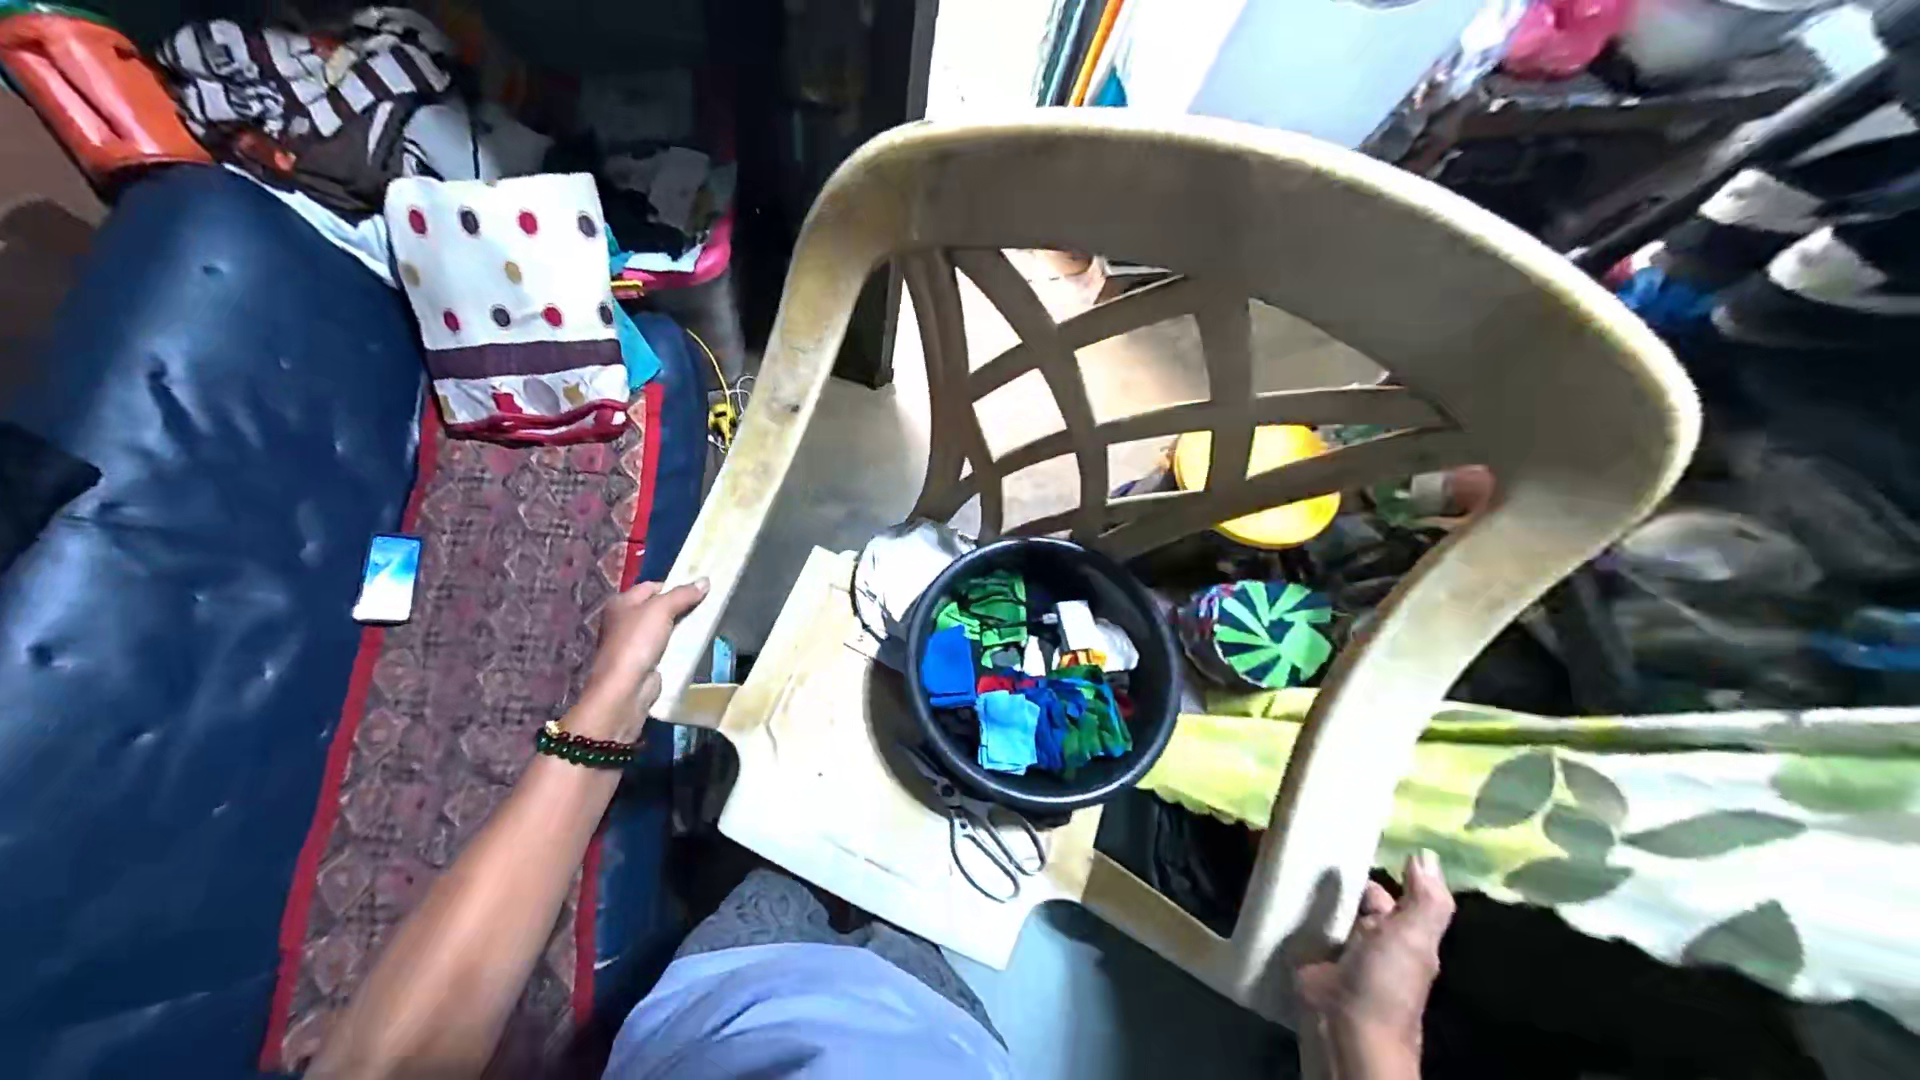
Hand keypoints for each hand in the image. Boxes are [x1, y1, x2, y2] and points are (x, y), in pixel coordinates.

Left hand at [570, 579, 707, 740]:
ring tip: (703, 624)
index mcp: (620, 603)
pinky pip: (665, 646)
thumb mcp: (661, 609)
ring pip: (664, 627)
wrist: (626, 687)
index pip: (652, 586)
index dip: (674, 586)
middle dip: (680, 606)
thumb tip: (705, 580)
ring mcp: (632, 642)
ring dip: (681, 626)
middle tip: (705, 606)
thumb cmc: (637, 641)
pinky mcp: (643, 661)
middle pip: (658, 606)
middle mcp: (623, 620)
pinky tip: (692, 644)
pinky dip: (678, 644)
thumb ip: (683, 594)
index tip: (698, 591)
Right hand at [1296, 851, 1453, 1075]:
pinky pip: (1291, 917)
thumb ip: (1425, 900)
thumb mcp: (1414, 939)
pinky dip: (1280, 900)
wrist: (1344, 1028)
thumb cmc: (1385, 983)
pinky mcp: (1299, 949)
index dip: (1362, 868)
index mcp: (1394, 932)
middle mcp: (1363, 936)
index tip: (1334, 835)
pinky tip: (1264, 876)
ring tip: (1275, 846)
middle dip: (1325, 873)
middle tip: (1297, 835)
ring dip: (1299, 883)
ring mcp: (1329, 943)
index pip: (1377, 891)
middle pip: (1343, 895)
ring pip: (1316, 903)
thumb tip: (1423, 853)